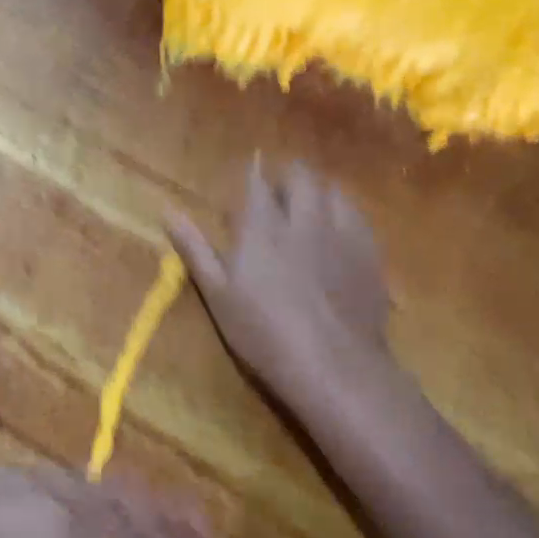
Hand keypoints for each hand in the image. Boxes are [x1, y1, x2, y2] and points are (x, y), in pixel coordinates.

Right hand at [167, 157, 399, 402]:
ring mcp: (343, 236)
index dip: (253, 172)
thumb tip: (167, 210)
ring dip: (319, 191)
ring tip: (311, 206)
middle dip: (289, 177)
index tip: (249, 170)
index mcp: (262, 227)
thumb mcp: (217, 294)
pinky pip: (360, 218)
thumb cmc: (263, 332)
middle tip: (278, 192)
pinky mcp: (371, 257)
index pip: (257, 182)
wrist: (335, 367)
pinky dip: (346, 214)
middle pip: (302, 177)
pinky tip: (340, 233)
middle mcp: (304, 220)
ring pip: (335, 191)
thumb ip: (195, 249)